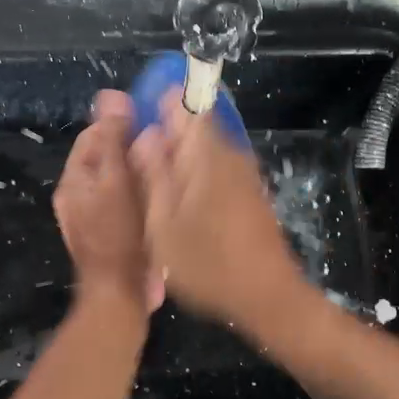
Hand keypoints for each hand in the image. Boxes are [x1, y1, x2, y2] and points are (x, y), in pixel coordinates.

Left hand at [53, 91, 161, 312]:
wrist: (121, 295)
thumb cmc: (119, 236)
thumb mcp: (116, 181)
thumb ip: (113, 140)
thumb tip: (111, 97)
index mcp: (74, 181)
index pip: (93, 135)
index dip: (120, 122)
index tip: (150, 116)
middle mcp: (80, 197)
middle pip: (107, 158)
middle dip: (134, 147)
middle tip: (166, 143)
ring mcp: (96, 218)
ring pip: (120, 180)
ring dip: (142, 169)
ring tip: (169, 166)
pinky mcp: (114, 234)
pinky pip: (129, 202)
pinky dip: (145, 193)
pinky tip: (166, 195)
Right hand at [129, 88, 308, 329]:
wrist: (267, 297)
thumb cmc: (208, 264)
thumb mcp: (163, 225)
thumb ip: (152, 175)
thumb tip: (144, 134)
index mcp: (207, 154)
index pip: (186, 103)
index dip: (159, 100)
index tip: (133, 111)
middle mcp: (230, 155)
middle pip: (194, 126)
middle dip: (164, 131)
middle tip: (131, 153)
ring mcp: (243, 175)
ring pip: (204, 150)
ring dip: (176, 156)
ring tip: (146, 179)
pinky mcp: (248, 195)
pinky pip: (214, 170)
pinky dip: (192, 176)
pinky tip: (174, 201)